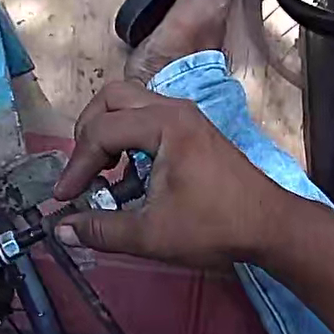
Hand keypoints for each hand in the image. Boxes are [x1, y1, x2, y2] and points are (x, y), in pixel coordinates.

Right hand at [52, 81, 294, 267]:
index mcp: (164, 125)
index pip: (102, 132)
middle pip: (112, 99)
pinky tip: (128, 172)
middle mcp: (173, 109)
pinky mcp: (191, 128)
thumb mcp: (151, 234)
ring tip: (100, 169)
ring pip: (129, 102)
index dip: (77, 166)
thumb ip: (101, 230)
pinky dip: (127, 135)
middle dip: (87, 132)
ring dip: (106, 130)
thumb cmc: (214, 227)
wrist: (270, 226)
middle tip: (81, 169)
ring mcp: (185, 115)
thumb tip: (62, 229)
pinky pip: (146, 116)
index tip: (65, 198)